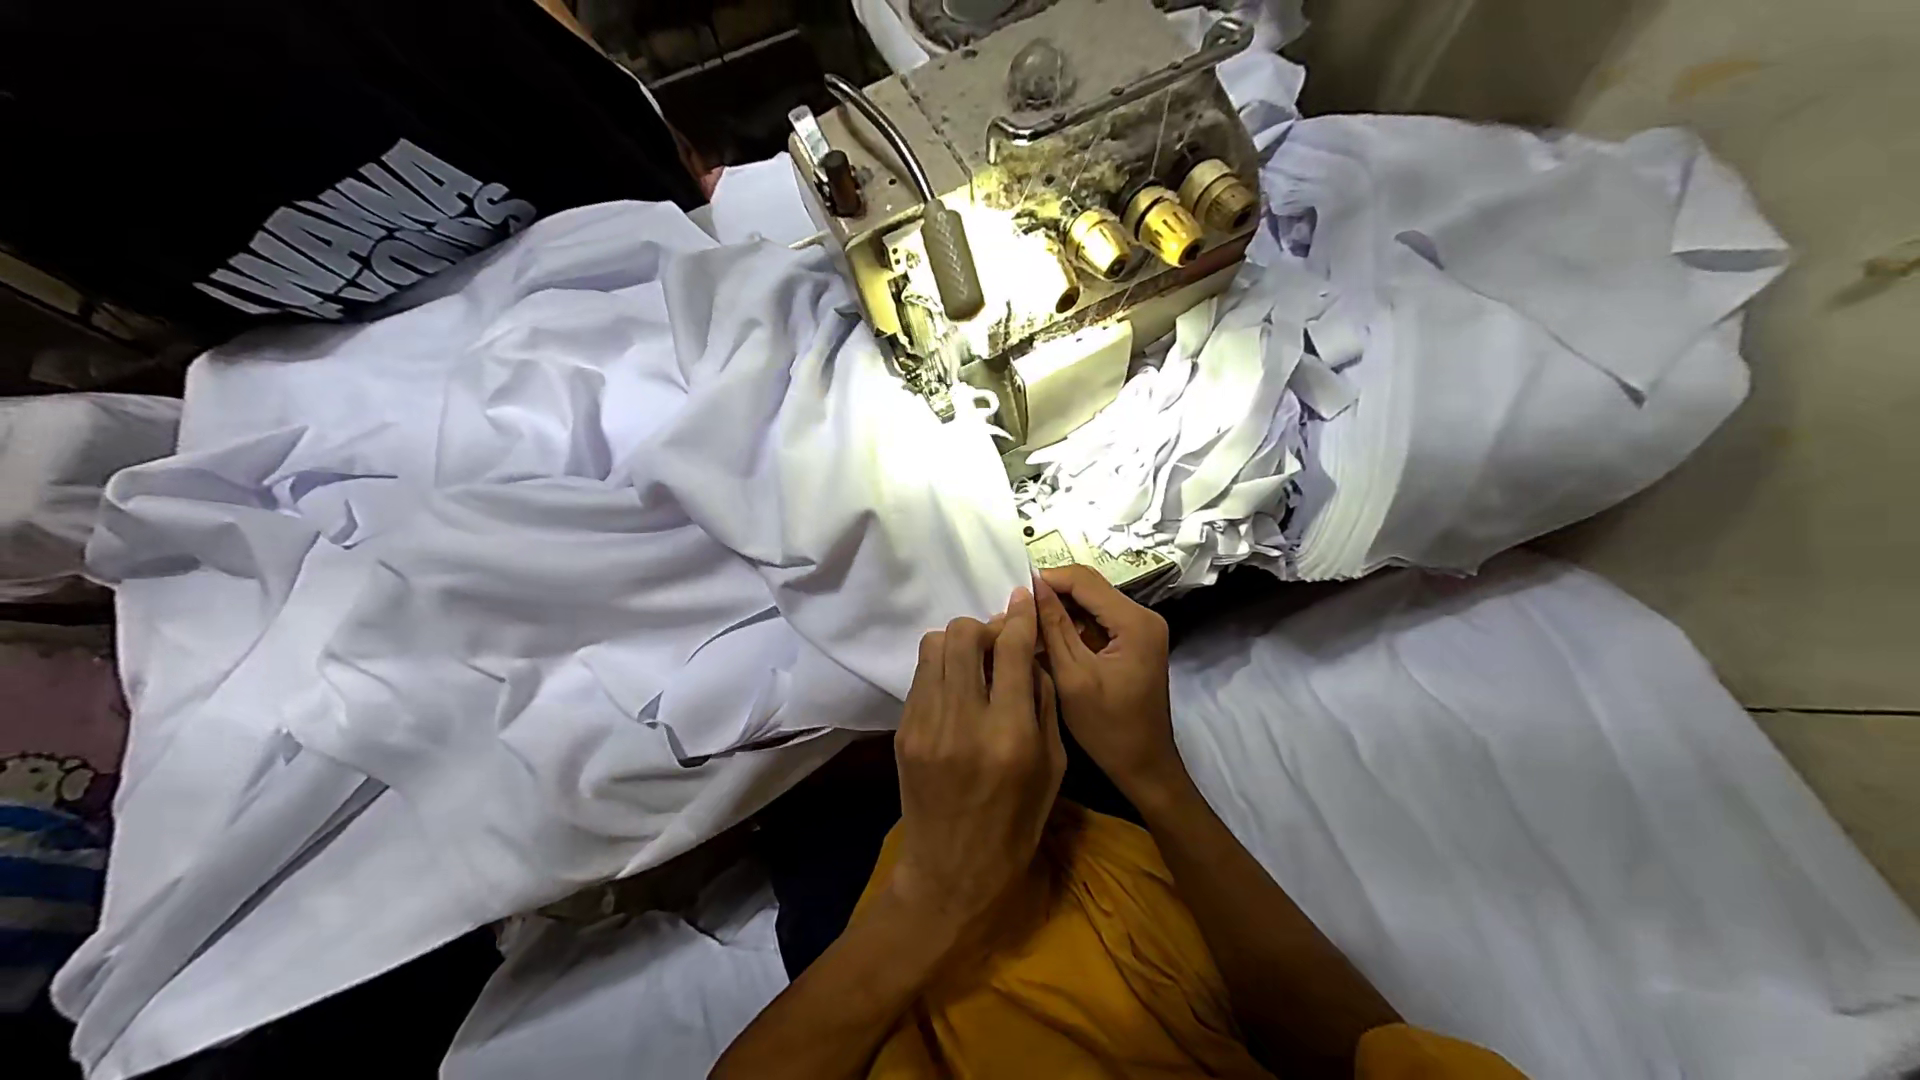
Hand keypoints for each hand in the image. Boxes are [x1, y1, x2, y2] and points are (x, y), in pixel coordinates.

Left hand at [889, 587, 1064, 931]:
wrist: (952, 871)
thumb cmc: (1016, 825)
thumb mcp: (1053, 768)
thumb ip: (1042, 703)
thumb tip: (1029, 654)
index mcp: (1010, 735)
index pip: (1012, 649)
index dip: (1019, 616)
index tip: (1022, 598)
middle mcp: (963, 721)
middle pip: (963, 634)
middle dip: (985, 627)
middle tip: (997, 644)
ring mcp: (924, 725)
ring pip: (934, 645)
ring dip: (959, 644)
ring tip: (974, 666)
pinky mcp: (902, 731)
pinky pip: (921, 674)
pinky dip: (942, 669)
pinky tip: (955, 691)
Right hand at [1034, 565, 1185, 804]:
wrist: (1144, 765)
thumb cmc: (1108, 728)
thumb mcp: (1073, 676)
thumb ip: (1053, 627)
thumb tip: (1032, 589)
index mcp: (1134, 622)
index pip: (1084, 581)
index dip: (1048, 579)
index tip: (1013, 590)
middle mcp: (1143, 616)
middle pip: (1089, 588)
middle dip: (1052, 595)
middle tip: (1015, 610)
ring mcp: (1140, 629)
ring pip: (1091, 604)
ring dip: (1059, 611)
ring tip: (1025, 625)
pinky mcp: (1133, 642)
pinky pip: (1097, 621)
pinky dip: (1072, 627)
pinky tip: (1046, 639)